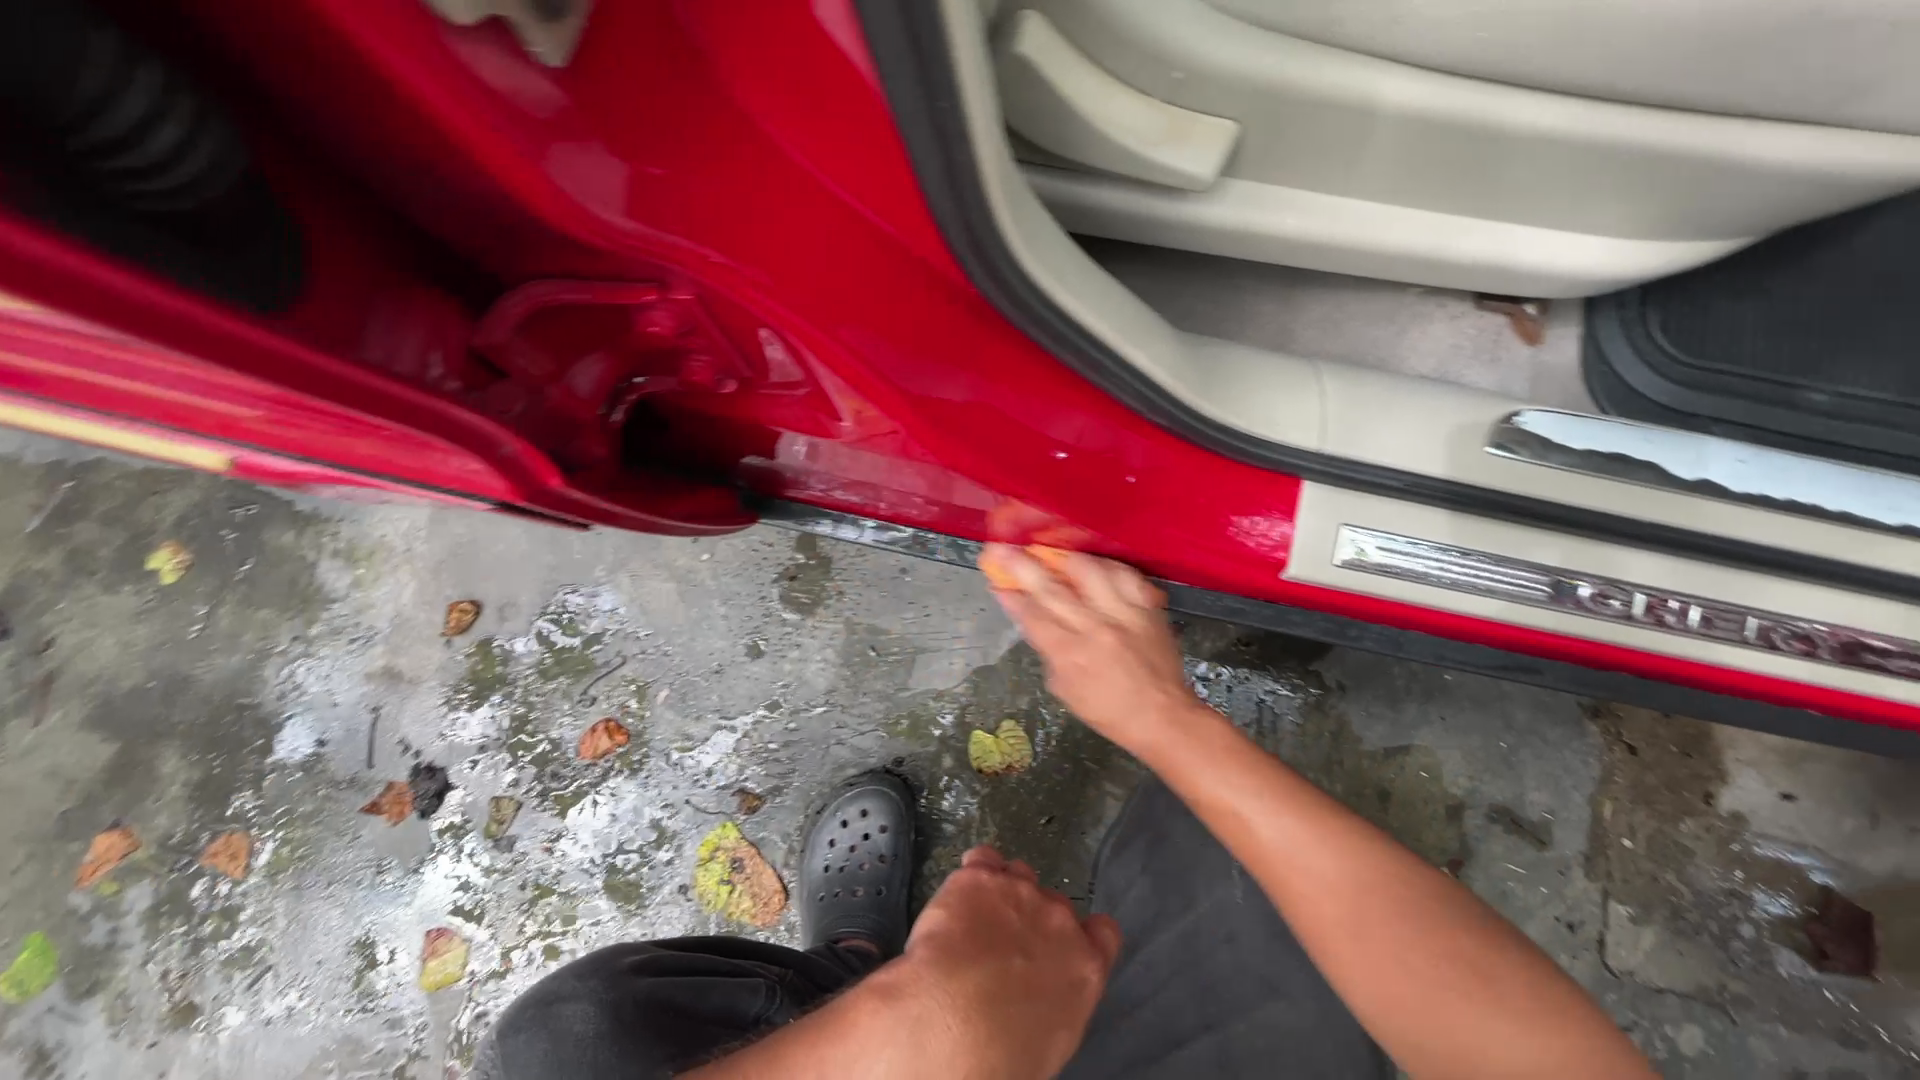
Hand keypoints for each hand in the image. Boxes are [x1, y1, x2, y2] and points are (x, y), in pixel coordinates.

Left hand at [896, 847, 1121, 1079]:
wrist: (959, 1021)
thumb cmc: (1004, 1051)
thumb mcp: (1050, 1035)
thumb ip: (1056, 998)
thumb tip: (1039, 997)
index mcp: (1084, 965)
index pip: (1103, 933)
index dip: (1082, 933)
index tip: (1063, 942)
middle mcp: (1058, 921)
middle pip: (1053, 902)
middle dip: (1032, 917)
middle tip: (1003, 943)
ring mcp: (1019, 893)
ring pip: (1017, 874)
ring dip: (1003, 889)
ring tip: (977, 915)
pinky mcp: (978, 880)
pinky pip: (981, 860)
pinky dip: (974, 870)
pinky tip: (960, 891)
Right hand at [980, 544, 1206, 757]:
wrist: (1162, 716)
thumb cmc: (1107, 710)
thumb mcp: (1064, 688)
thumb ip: (1048, 651)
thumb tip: (1033, 619)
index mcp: (1069, 653)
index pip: (1032, 614)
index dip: (1011, 595)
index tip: (996, 579)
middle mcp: (1095, 627)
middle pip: (1052, 587)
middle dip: (1023, 565)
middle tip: (1004, 549)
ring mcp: (1124, 613)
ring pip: (1090, 570)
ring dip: (1066, 558)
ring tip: (1054, 553)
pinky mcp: (1148, 608)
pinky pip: (1125, 575)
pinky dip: (1107, 566)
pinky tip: (1096, 565)